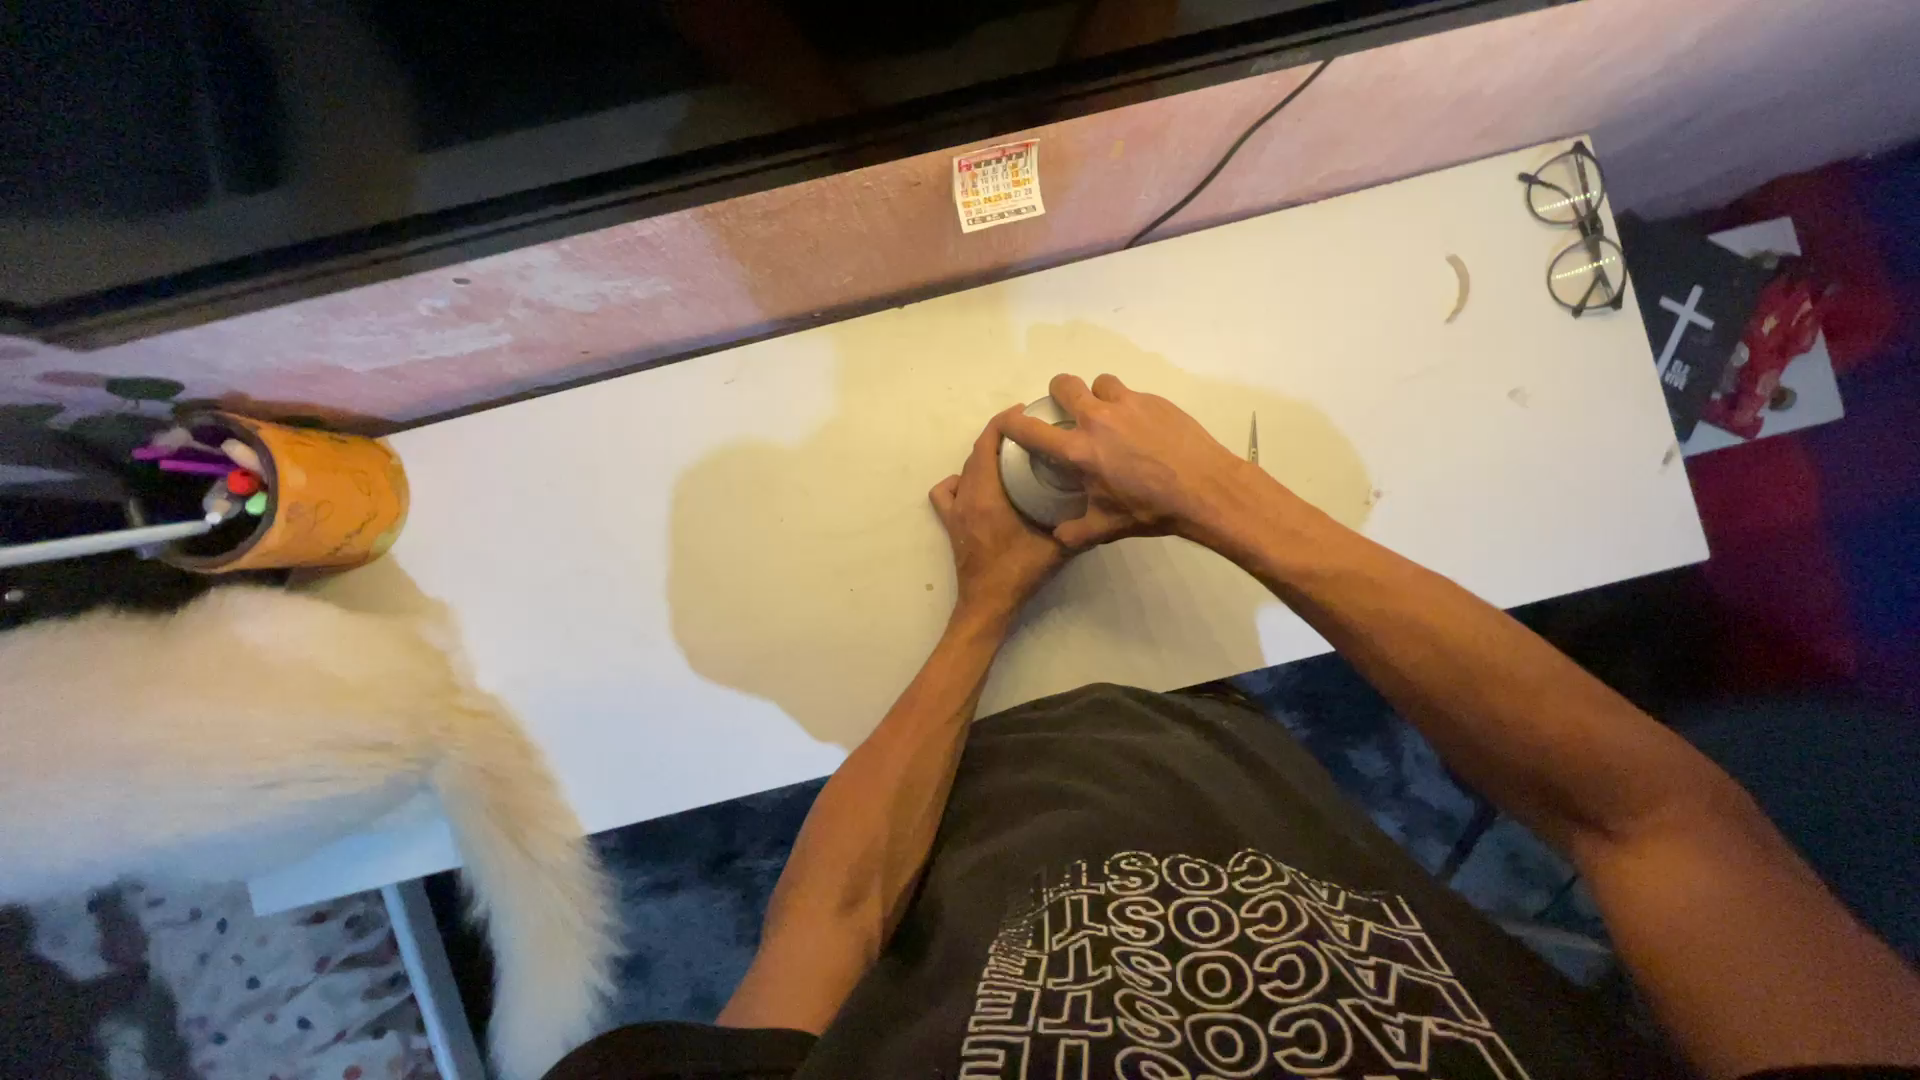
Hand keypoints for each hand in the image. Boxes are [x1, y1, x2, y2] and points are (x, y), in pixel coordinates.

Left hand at [930, 407, 1069, 620]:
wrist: (987, 605)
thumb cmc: (1019, 574)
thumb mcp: (1057, 548)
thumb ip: (1078, 526)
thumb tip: (1103, 507)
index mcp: (987, 495)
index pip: (987, 442)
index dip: (1004, 422)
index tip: (1025, 412)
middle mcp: (966, 496)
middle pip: (976, 451)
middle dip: (1000, 436)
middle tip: (1029, 434)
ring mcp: (955, 510)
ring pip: (964, 469)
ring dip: (983, 456)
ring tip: (1009, 457)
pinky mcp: (951, 523)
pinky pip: (948, 492)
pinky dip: (961, 481)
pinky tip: (979, 486)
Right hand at [998, 373, 1268, 547]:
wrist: (1205, 489)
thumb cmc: (1152, 510)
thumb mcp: (1108, 528)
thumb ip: (1076, 532)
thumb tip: (1059, 537)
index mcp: (1080, 451)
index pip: (1031, 430)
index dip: (1013, 424)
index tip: (1010, 423)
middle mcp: (1098, 420)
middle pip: (1064, 384)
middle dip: (1058, 393)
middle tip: (1066, 411)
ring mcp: (1128, 405)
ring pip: (1100, 382)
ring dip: (1097, 395)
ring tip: (1107, 415)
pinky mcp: (1155, 401)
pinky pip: (1131, 393)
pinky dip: (1127, 406)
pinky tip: (1139, 428)